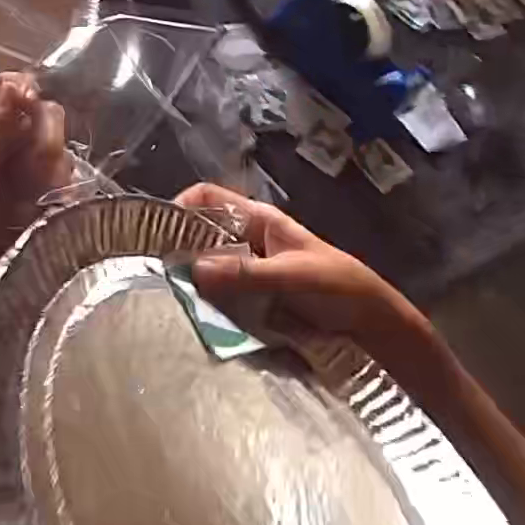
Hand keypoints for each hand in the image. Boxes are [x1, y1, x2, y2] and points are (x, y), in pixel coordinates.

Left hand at [0, 73, 67, 290]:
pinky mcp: (47, 191)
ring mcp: (30, 166)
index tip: (31, 113)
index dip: (28, 93)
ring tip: (31, 193)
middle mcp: (9, 141)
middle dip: (44, 138)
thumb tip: (19, 83)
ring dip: (51, 167)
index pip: (13, 87)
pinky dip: (60, 187)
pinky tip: (46, 203)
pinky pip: (69, 174)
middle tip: (27, 166)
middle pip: (46, 113)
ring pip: (60, 144)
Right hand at [174, 183, 432, 364]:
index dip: (180, 207)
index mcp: (259, 221)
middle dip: (178, 250)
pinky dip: (205, 306)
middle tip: (152, 276)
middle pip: (202, 235)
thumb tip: (194, 269)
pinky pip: (220, 298)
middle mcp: (248, 243)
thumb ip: (248, 273)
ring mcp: (249, 273)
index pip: (209, 198)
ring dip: (190, 282)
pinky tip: (191, 322)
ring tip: (164, 303)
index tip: (155, 233)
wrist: (373, 326)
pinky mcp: (252, 303)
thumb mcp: (294, 274)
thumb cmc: (339, 286)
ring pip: (208, 269)